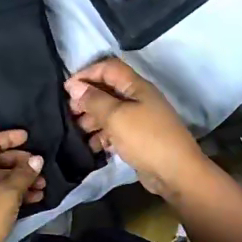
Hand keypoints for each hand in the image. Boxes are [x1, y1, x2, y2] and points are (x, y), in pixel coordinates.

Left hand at [0, 129, 45, 241]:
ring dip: (22, 181)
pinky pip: (0, 196)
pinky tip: (35, 199)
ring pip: (1, 181)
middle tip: (40, 167)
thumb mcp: (8, 193)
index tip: (28, 137)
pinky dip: (16, 195)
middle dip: (20, 163)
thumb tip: (36, 159)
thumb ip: (24, 174)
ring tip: (43, 186)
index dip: (9, 137)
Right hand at [65, 57, 210, 199]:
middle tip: (70, 113)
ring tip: (76, 131)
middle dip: (86, 99)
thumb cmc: (145, 139)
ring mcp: (138, 120)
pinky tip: (91, 146)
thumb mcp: (116, 116)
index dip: (87, 73)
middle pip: (107, 91)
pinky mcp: (136, 139)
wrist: (175, 173)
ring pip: (108, 113)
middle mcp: (137, 99)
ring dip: (91, 120)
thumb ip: (94, 100)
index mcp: (136, 86)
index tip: (66, 89)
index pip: (109, 68)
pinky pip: (114, 131)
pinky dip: (101, 136)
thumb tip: (73, 86)